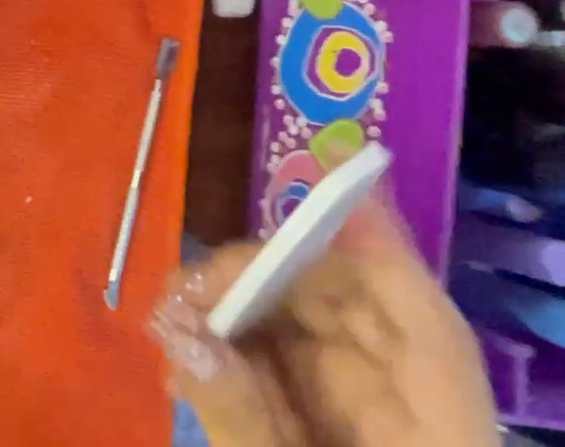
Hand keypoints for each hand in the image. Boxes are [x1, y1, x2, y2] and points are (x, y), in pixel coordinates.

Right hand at [150, 196, 497, 445]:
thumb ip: (239, 417)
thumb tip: (177, 326)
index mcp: (438, 439)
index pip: (420, 327)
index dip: (384, 251)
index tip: (342, 186)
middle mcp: (411, 416)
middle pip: (350, 313)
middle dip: (265, 279)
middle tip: (182, 290)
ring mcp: (366, 420)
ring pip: (307, 331)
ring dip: (235, 310)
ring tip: (170, 324)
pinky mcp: (324, 424)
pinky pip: (280, 362)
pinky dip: (229, 346)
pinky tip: (186, 352)